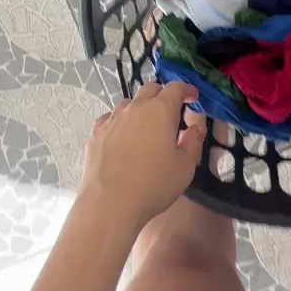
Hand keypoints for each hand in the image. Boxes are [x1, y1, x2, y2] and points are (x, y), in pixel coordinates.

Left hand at [80, 82, 206, 229]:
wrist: (110, 203)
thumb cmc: (154, 184)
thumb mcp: (185, 167)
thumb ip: (193, 142)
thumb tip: (194, 128)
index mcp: (160, 110)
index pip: (175, 87)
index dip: (186, 89)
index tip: (193, 96)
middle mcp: (135, 107)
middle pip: (150, 89)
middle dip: (163, 95)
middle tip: (171, 111)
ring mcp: (112, 118)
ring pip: (129, 102)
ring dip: (140, 108)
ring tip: (145, 127)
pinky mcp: (96, 132)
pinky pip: (110, 118)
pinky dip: (119, 122)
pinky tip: (121, 136)